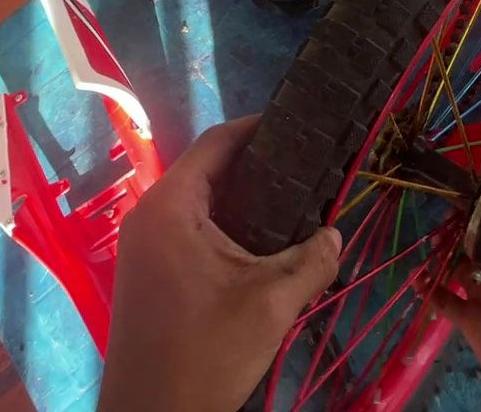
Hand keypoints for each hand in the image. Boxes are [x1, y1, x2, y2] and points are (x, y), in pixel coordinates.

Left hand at [99, 116, 340, 411]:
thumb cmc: (204, 355)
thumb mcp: (269, 305)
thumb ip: (311, 262)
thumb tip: (335, 235)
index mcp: (170, 206)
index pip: (216, 142)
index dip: (256, 127)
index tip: (297, 123)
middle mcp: (150, 214)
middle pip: (208, 168)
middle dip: (256, 164)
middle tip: (304, 164)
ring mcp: (145, 244)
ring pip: (200, 200)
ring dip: (242, 196)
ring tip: (291, 197)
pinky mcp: (148, 270)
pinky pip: (190, 226)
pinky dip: (225, 222)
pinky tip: (260, 239)